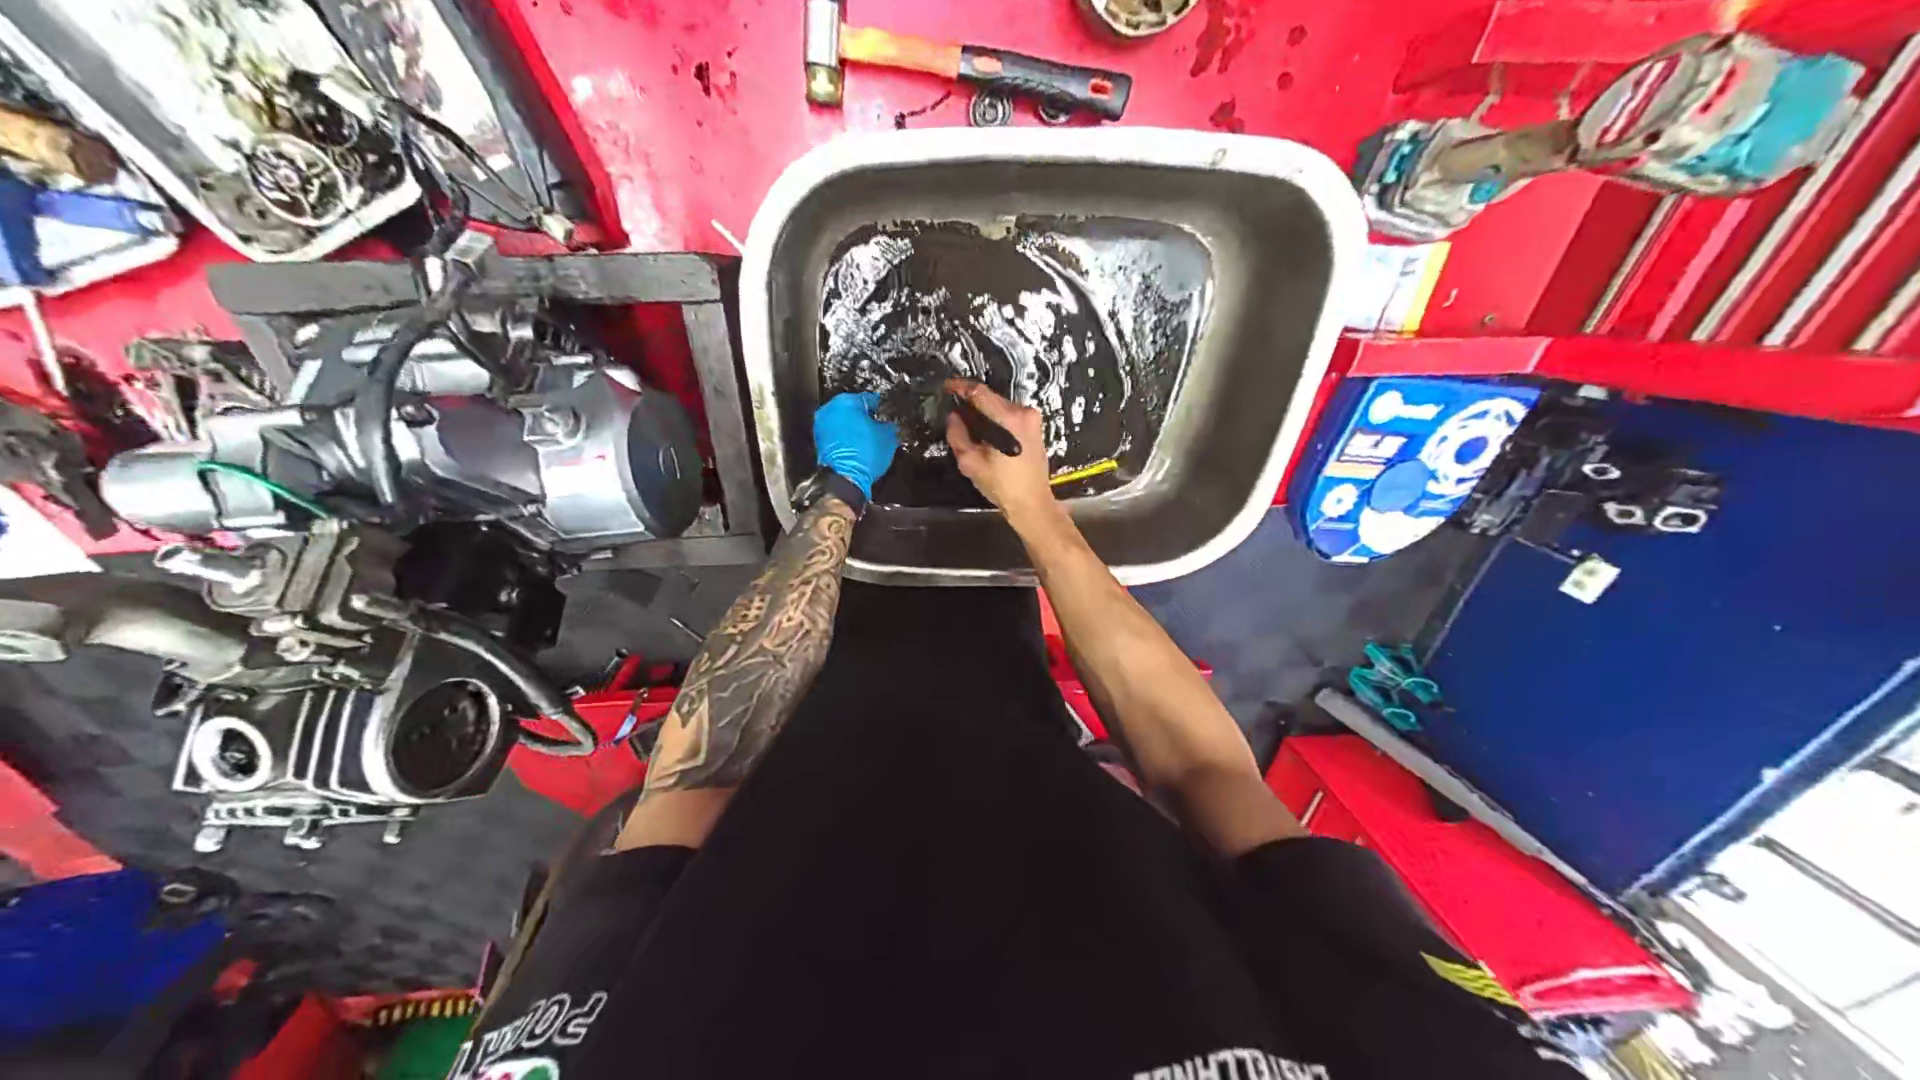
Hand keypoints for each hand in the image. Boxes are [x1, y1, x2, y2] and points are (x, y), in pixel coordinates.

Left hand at [814, 392, 897, 497]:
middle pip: (853, 409)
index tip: (887, 415)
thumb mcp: (888, 437)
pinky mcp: (819, 441)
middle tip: (878, 427)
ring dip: (854, 428)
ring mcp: (821, 425)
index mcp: (847, 401)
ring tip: (868, 439)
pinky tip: (857, 447)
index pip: (870, 399)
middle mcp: (830, 409)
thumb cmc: (865, 455)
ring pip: (843, 421)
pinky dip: (845, 438)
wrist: (846, 478)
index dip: (881, 408)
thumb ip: (889, 426)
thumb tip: (889, 425)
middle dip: (865, 417)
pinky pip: (836, 435)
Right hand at [944, 379, 1054, 526]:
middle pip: (991, 398)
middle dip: (972, 405)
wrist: (1032, 504)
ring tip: (970, 430)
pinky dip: (996, 421)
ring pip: (1000, 407)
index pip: (980, 392)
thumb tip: (954, 418)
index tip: (948, 387)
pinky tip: (987, 437)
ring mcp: (1033, 421)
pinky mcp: (1035, 429)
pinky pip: (1010, 417)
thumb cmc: (1004, 486)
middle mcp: (1024, 414)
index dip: (960, 387)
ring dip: (984, 414)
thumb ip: (957, 435)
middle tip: (956, 415)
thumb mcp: (970, 462)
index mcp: (1009, 419)